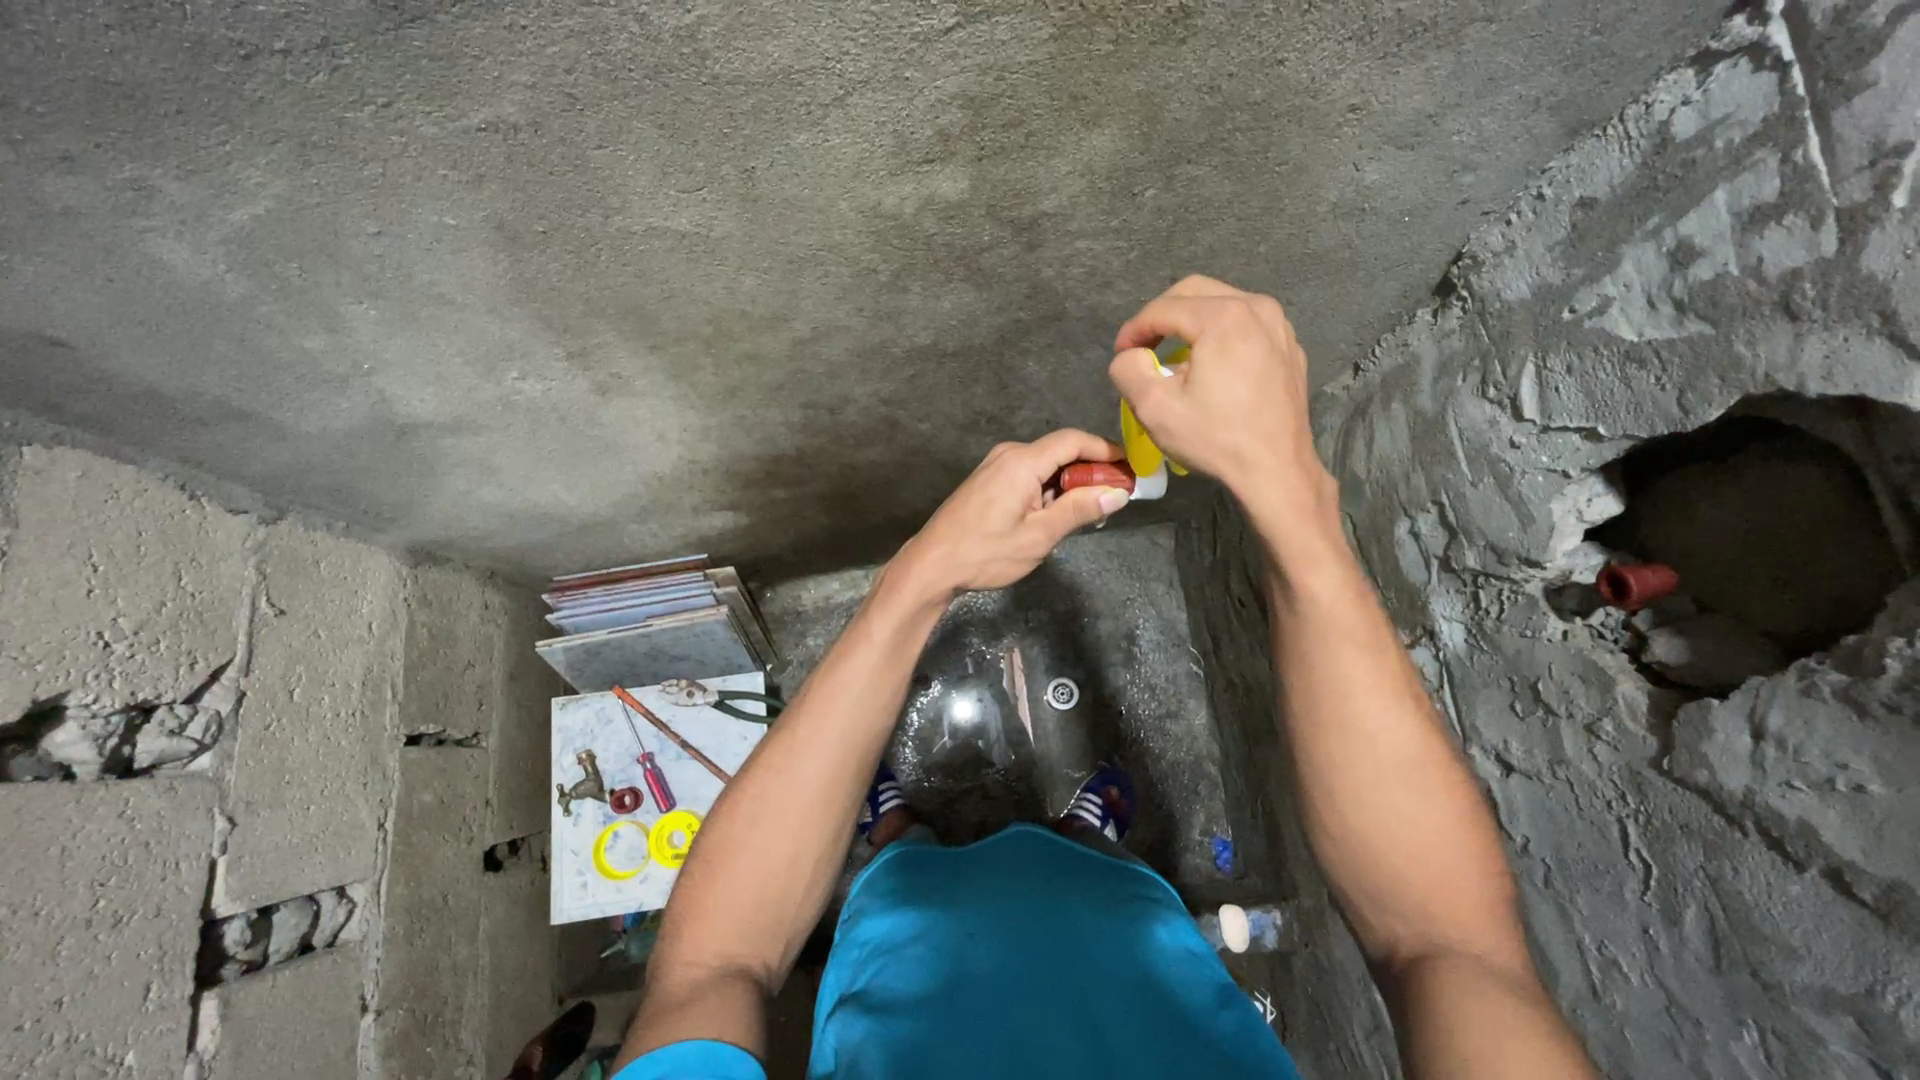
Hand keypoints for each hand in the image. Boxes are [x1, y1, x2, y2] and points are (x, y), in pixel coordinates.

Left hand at [893, 430, 1128, 597]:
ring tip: (1091, 511)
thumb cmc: (986, 552)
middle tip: (1116, 496)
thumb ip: (1079, 510)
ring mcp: (995, 466)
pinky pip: (1029, 475)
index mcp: (1022, 461)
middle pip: (1060, 451)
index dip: (1106, 451)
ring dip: (1069, 483)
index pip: (1073, 440)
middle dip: (1090, 471)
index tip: (1130, 467)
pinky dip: (1049, 489)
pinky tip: (1059, 514)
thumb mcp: (1039, 536)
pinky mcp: (988, 481)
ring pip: (1045, 465)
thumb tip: (1117, 493)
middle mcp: (1009, 454)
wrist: (932, 565)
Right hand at [1109, 275, 1327, 502]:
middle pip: (1194, 292)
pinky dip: (1223, 335)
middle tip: (1143, 347)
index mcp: (1222, 317)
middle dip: (1162, 316)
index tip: (1121, 354)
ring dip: (1193, 323)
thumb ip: (1128, 370)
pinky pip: (1248, 325)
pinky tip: (1213, 367)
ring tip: (1176, 357)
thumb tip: (1130, 356)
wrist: (1276, 469)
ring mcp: (1279, 326)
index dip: (1134, 328)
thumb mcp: (1155, 408)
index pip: (1163, 308)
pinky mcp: (1289, 347)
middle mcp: (1256, 308)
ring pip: (1224, 304)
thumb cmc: (1215, 438)